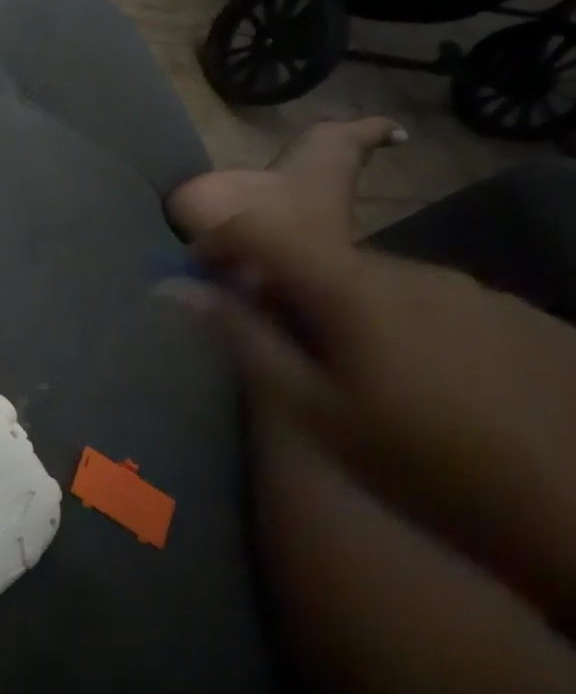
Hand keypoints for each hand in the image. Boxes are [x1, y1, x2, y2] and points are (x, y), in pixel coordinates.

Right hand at [174, 201, 575, 624]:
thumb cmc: (419, 464)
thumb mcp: (309, 409)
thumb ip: (241, 337)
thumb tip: (171, 287)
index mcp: (353, 289)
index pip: (258, 230)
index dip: (214, 244)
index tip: (199, 281)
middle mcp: (413, 272)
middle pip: (320, 257)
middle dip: (283, 286)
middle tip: (274, 343)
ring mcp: (476, 292)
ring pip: (376, 280)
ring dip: (342, 306)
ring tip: (350, 370)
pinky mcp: (522, 318)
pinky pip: (433, 303)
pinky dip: (401, 324)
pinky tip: (421, 381)